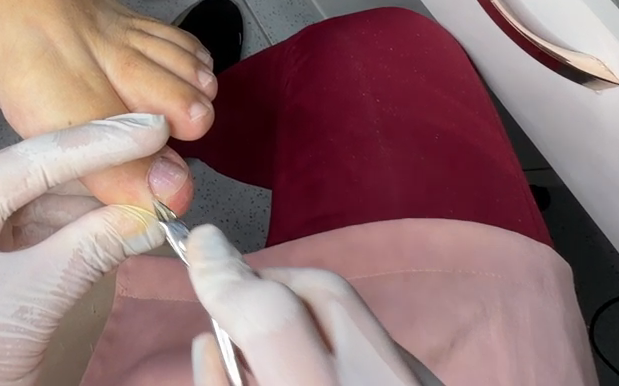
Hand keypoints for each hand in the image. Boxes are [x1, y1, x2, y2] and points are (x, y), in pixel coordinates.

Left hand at [0, 114, 173, 385]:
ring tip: (140, 199)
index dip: (100, 142)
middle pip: (32, 175)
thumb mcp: (29, 308)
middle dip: (97, 177)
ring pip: (28, 200)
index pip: (32, 159)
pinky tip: (105, 224)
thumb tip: (142, 214)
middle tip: (154, 169)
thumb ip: (90, 249)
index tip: (148, 131)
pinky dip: (62, 229)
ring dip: (86, 205)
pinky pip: (17, 227)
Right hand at [186, 226, 425, 385]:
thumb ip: (223, 385)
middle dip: (270, 279)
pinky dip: (340, 346)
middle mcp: (377, 384)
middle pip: (325, 290)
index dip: (225, 275)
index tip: (200, 246)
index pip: (271, 317)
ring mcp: (419, 385)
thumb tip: (211, 337)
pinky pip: (379, 344)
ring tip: (279, 352)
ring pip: (355, 314)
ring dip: (305, 312)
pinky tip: (325, 376)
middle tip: (237, 297)